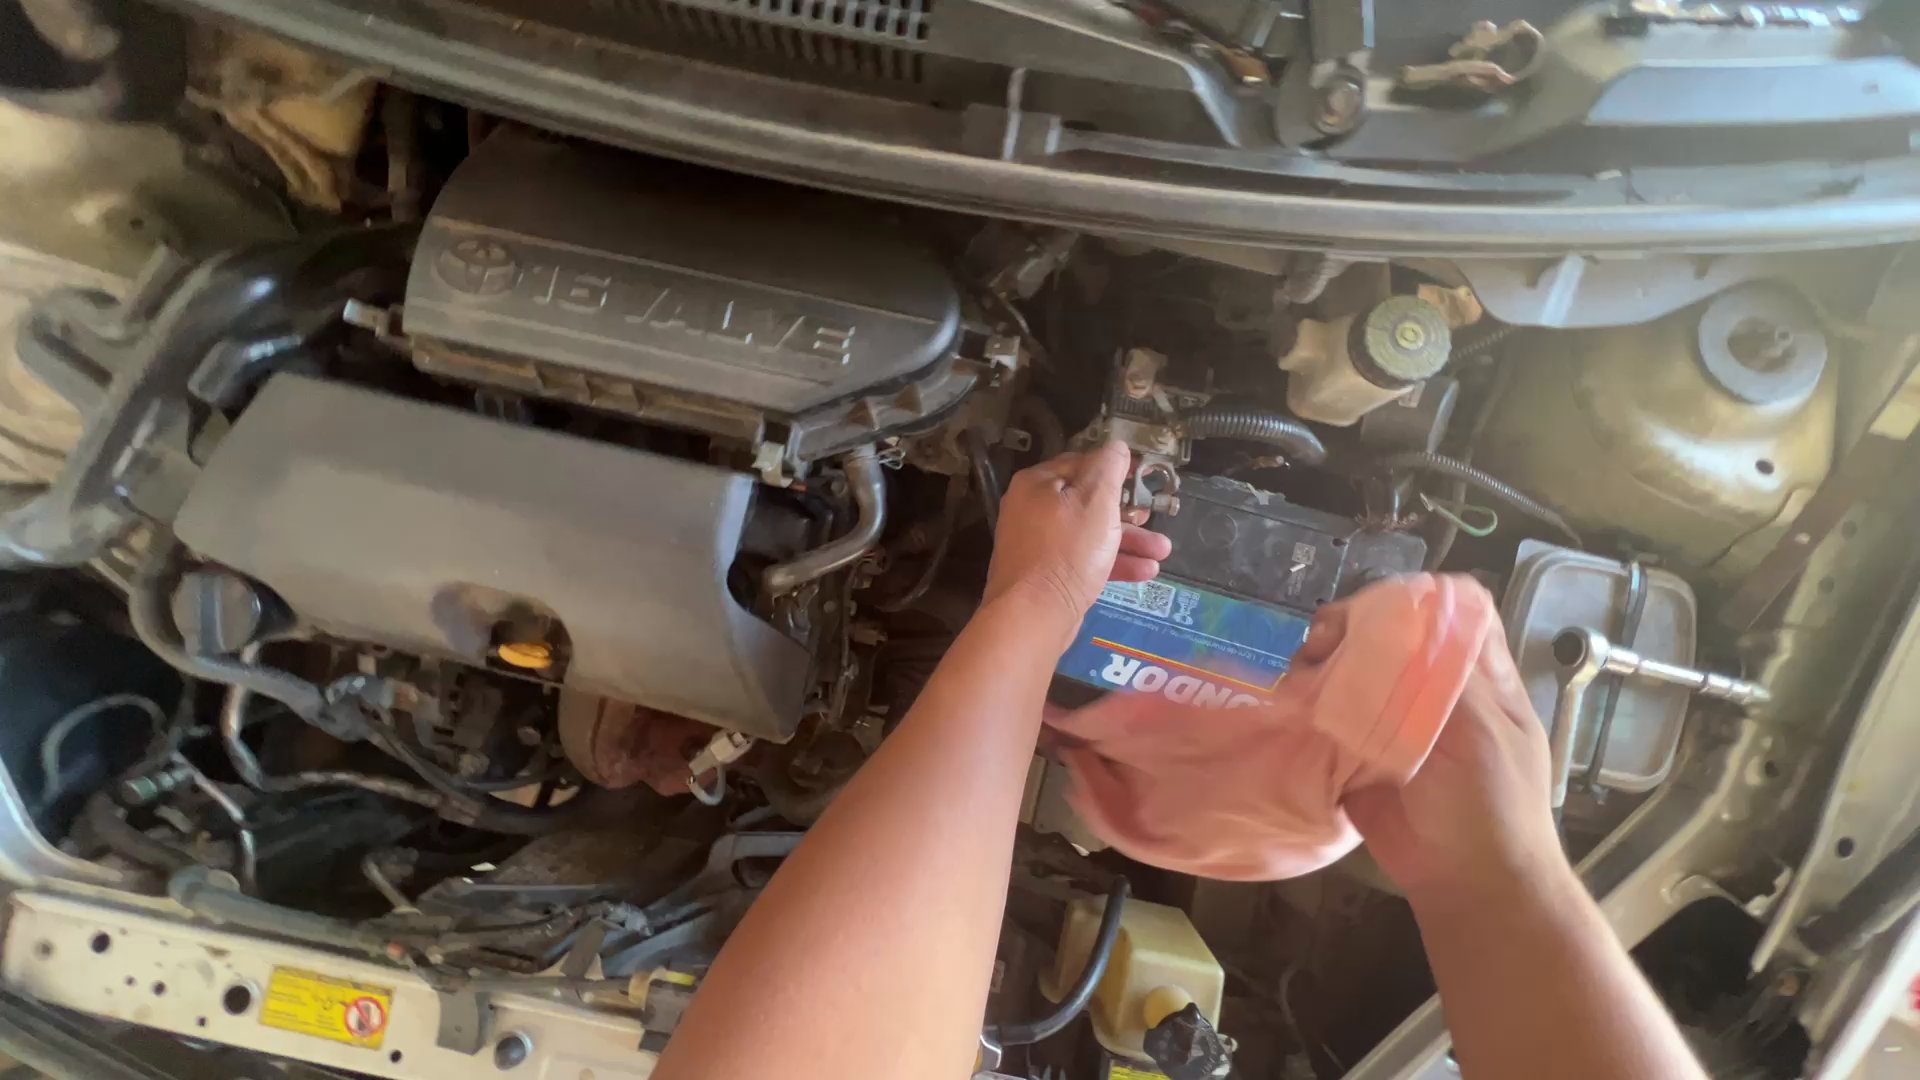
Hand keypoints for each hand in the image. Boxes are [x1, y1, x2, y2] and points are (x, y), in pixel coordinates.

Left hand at [982, 440, 1172, 629]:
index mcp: (1038, 483)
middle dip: (1127, 513)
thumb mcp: (1096, 500)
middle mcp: (1031, 508)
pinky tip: (1145, 572)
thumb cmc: (1067, 550)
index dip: (1115, 471)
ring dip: (1128, 540)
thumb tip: (1116, 446)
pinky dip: (1111, 562)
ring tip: (1162, 553)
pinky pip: (1082, 559)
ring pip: (1089, 533)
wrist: (1033, 615)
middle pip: (1087, 501)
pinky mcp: (1045, 574)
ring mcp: (1036, 543)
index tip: (1143, 482)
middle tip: (1153, 518)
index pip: (1082, 463)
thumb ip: (1109, 467)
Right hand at [1333, 599, 1568, 909]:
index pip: (1450, 614)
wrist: (1462, 882)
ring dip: (1320, 661)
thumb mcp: (1487, 736)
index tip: (1375, 609)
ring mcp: (1387, 716)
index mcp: (1472, 679)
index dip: (1414, 600)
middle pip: (1385, 634)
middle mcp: (1425, 688)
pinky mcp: (1353, 743)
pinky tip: (1292, 699)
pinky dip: (1304, 698)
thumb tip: (1419, 617)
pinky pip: (1324, 708)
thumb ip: (1454, 678)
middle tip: (1323, 641)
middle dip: (1350, 627)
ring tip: (1302, 673)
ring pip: (1347, 666)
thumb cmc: (1492, 807)